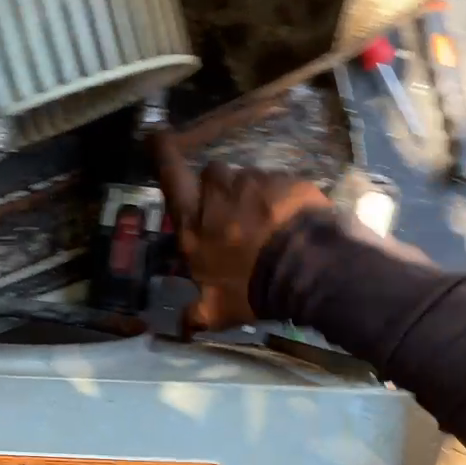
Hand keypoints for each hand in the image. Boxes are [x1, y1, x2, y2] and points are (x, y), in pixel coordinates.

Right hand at [152, 133, 329, 329]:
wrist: (309, 268)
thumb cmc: (251, 289)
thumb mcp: (216, 311)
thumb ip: (194, 316)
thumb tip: (180, 329)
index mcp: (193, 224)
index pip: (170, 177)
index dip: (161, 153)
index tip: (155, 135)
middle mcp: (218, 194)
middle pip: (211, 177)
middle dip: (216, 191)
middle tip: (230, 220)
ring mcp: (255, 182)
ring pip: (246, 180)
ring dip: (250, 198)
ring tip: (266, 229)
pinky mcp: (288, 180)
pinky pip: (278, 185)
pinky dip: (280, 200)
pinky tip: (289, 226)